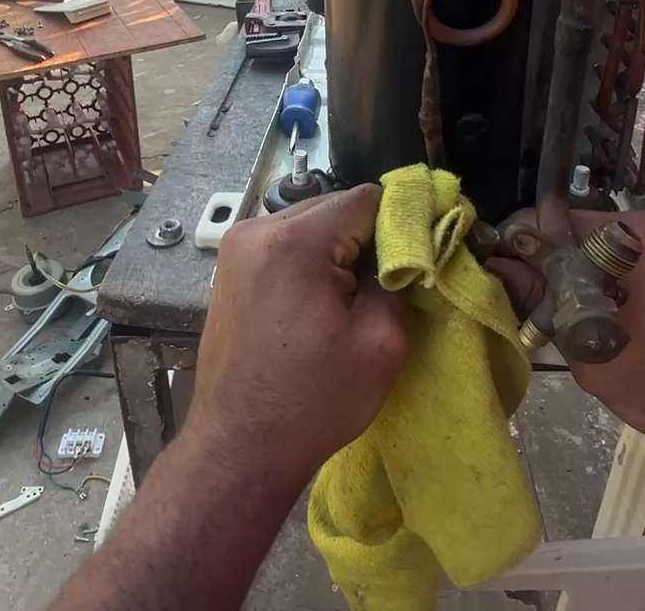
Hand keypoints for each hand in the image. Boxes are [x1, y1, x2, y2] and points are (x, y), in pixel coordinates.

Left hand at [189, 185, 405, 482]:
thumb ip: (396, 278)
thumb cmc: (314, 401)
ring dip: (334, 245)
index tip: (416, 254)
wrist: (240, 445)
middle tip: (386, 278)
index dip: (398, 222)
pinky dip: (307, 257)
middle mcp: (257, 229)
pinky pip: (282, 241)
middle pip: (332, 205)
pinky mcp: (229, 266)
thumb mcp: (381, 341)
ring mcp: (236, 247)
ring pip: (307, 221)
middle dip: (364, 234)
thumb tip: (401, 252)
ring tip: (351, 293)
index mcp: (295, 242)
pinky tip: (319, 297)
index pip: (364, 199)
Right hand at [488, 209, 644, 463]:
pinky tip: (595, 326)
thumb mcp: (596, 354)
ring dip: (569, 281)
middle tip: (523, 311)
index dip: (510, 249)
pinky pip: (619, 263)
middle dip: (539, 269)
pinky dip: (599, 287)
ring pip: (591, 251)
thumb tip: (501, 270)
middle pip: (565, 234)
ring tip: (556, 324)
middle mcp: (643, 226)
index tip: (490, 279)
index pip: (540, 221)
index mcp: (622, 236)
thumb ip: (543, 306)